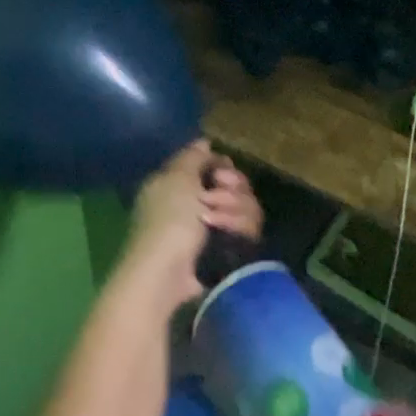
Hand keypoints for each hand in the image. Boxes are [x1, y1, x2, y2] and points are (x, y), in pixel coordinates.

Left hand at [124, 139, 261, 307]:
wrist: (167, 272)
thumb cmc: (168, 220)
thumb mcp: (177, 177)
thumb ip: (194, 157)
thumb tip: (204, 143)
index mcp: (181, 184)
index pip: (216, 166)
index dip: (223, 167)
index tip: (220, 173)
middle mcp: (199, 203)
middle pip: (236, 185)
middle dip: (231, 189)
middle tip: (215, 198)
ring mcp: (215, 226)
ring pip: (246, 205)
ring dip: (234, 208)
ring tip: (215, 220)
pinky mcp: (229, 247)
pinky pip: (247, 228)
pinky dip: (237, 226)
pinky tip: (225, 231)